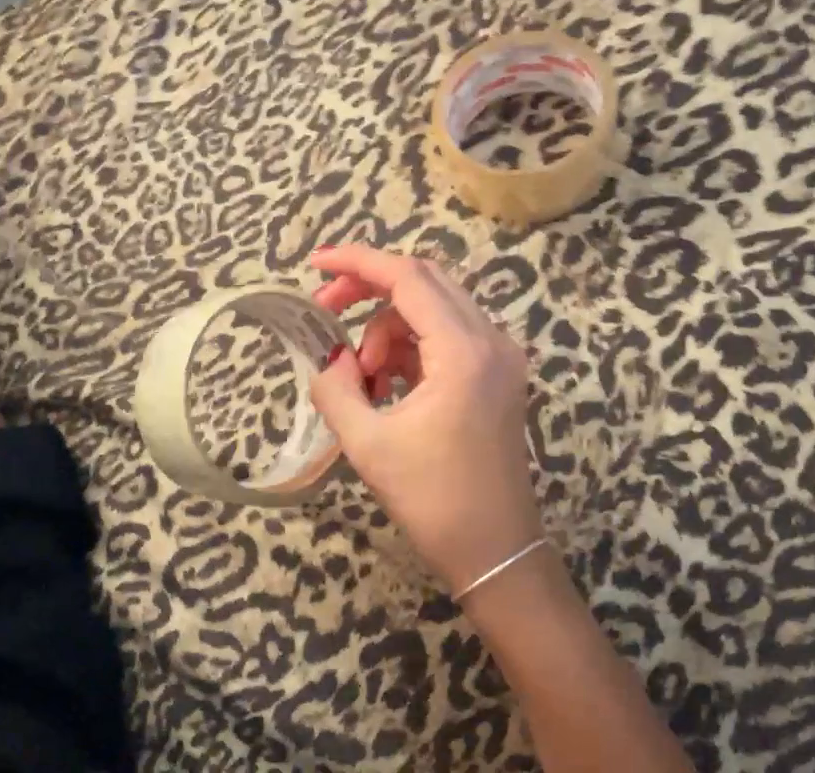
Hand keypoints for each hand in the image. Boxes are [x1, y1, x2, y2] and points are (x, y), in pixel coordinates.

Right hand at [308, 244, 542, 592]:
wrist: (497, 554)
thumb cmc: (434, 500)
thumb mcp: (368, 443)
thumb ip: (335, 387)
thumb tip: (327, 356)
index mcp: (464, 351)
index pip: (407, 276)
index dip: (357, 261)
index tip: (314, 263)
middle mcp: (491, 340)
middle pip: (423, 280)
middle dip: (368, 287)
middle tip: (325, 310)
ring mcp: (499, 357)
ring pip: (432, 307)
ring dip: (385, 326)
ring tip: (359, 376)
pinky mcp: (497, 375)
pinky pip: (444, 336)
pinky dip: (408, 347)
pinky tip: (383, 384)